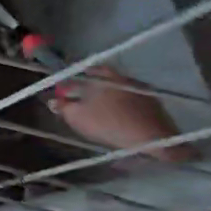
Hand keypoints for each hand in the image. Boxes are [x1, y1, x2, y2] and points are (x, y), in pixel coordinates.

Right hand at [46, 66, 193, 161]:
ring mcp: (143, 91)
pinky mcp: (156, 105)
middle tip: (82, 102)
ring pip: (119, 91)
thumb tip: (53, 101)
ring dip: (110, 99)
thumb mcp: (79, 117)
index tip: (66, 88)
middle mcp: (124, 77)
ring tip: (102, 113)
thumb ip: (64, 108)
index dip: (74, 78)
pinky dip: (125, 108)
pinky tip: (121, 120)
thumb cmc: (111, 124)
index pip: (85, 70)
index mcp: (105, 75)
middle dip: (91, 88)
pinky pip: (134, 103)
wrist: (156, 139)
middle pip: (103, 80)